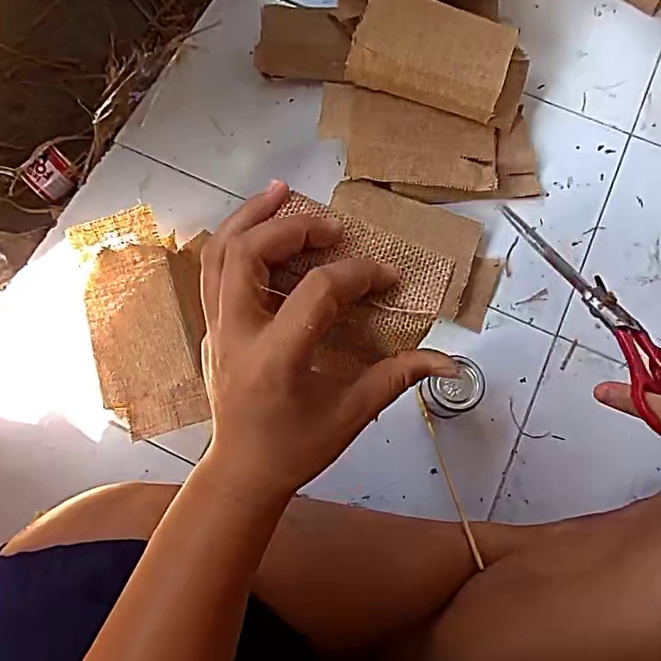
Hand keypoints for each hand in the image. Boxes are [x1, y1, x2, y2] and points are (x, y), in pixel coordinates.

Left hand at [198, 181, 456, 501]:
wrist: (242, 470)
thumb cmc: (295, 448)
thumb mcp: (349, 415)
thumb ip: (396, 378)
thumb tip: (449, 360)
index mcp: (274, 360)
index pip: (315, 294)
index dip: (356, 275)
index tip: (384, 276)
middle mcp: (236, 335)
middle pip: (246, 256)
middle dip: (290, 228)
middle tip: (329, 222)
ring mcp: (216, 328)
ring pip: (219, 254)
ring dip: (249, 217)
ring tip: (280, 190)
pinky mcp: (212, 326)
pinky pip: (214, 269)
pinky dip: (235, 238)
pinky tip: (259, 224)